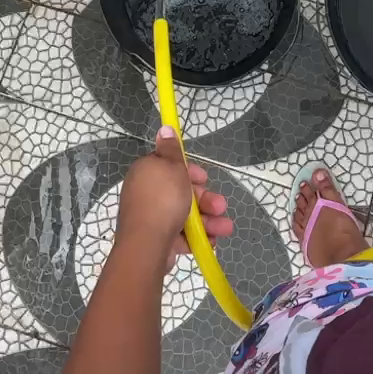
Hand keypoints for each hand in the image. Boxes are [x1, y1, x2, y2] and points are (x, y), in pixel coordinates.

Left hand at [117, 126, 232, 270]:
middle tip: (221, 206)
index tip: (204, 178)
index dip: (190, 171)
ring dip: (208, 220)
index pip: (170, 166)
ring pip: (184, 214)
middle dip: (205, 199)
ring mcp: (152, 218)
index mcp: (147, 173)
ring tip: (225, 228)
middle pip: (181, 192)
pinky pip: (181, 234)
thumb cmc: (163, 200)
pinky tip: (212, 241)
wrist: (147, 245)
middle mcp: (147, 194)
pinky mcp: (157, 240)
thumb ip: (171, 149)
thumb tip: (164, 128)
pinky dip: (197, 237)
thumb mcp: (172, 167)